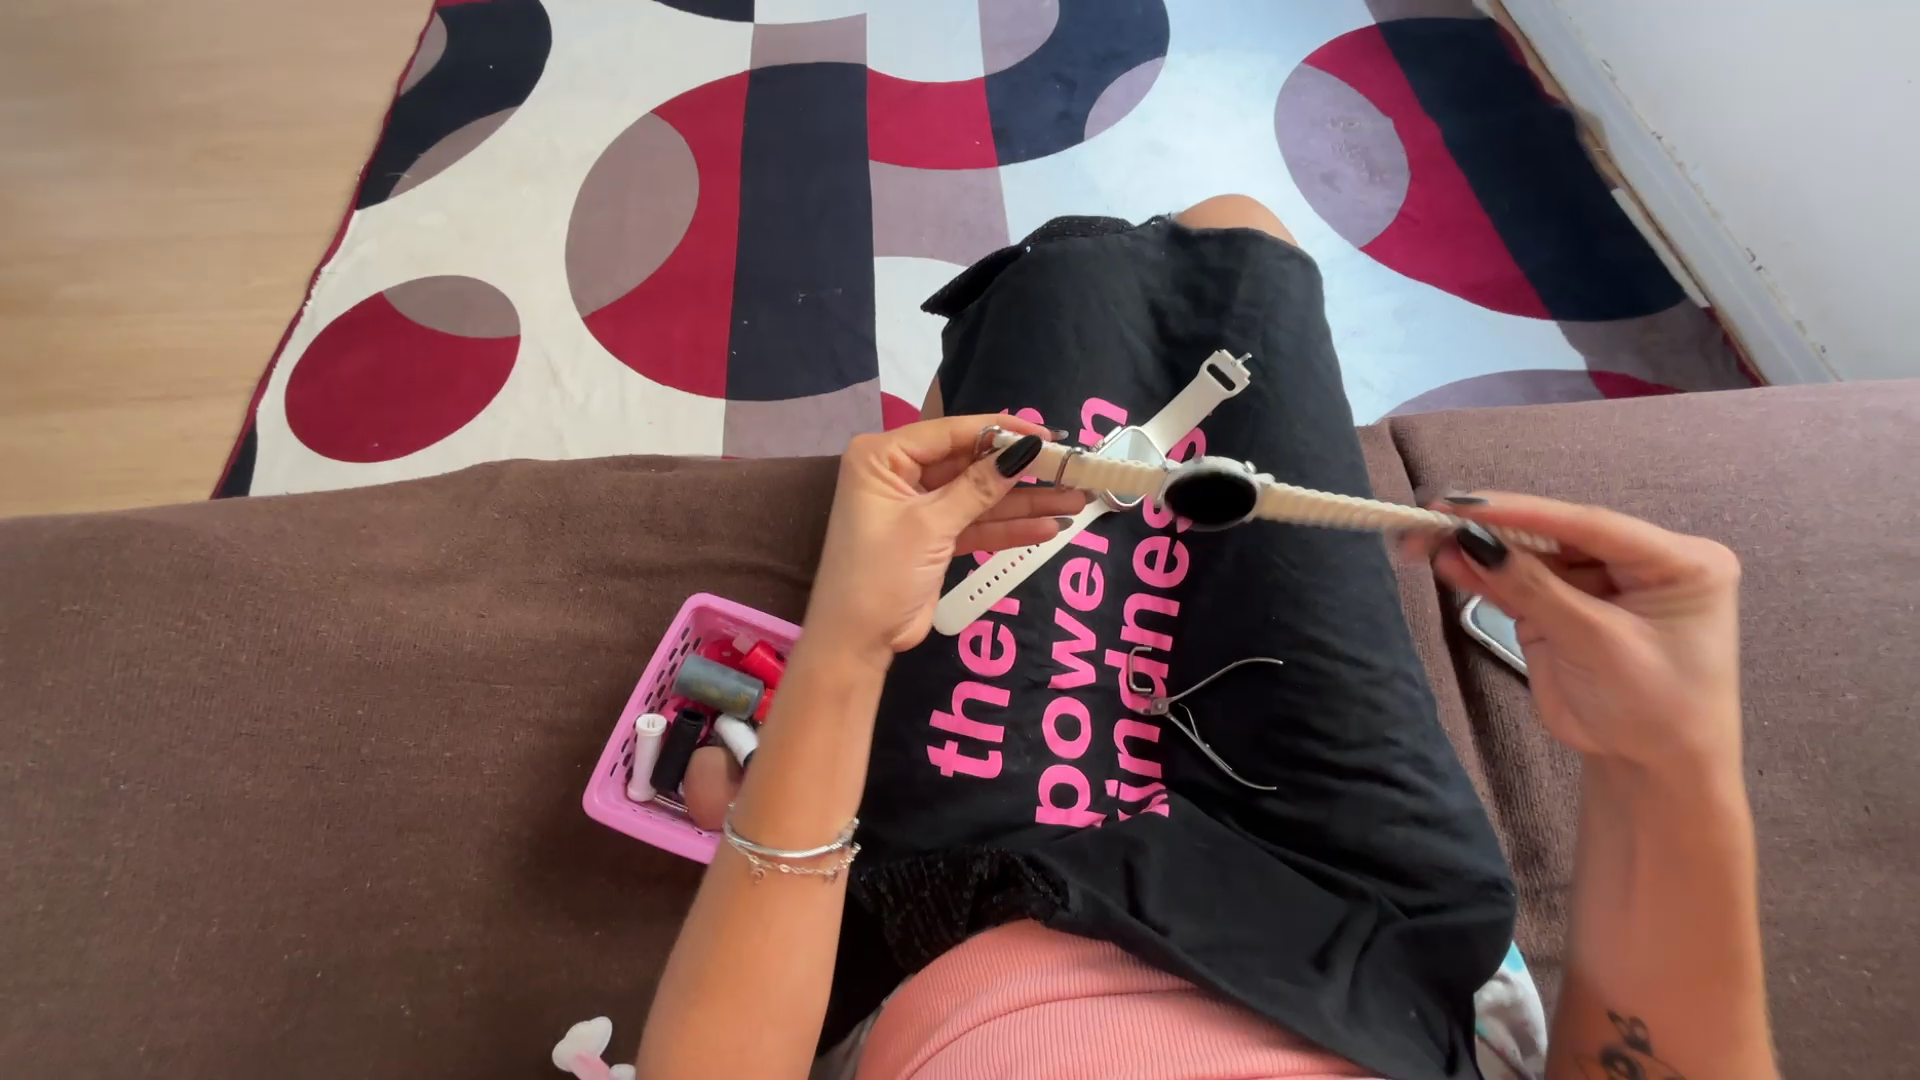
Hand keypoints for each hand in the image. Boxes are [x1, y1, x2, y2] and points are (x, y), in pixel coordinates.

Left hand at [801, 415, 1087, 667]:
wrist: (856, 641)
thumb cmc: (881, 572)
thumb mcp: (931, 525)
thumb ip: (979, 487)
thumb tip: (1025, 450)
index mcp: (883, 457)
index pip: (950, 432)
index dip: (1002, 432)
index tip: (1048, 436)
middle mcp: (899, 474)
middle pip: (970, 463)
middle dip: (1020, 471)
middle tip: (1070, 469)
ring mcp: (918, 507)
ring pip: (979, 496)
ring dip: (1023, 502)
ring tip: (1074, 500)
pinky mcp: (933, 537)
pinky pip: (975, 524)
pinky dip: (1008, 528)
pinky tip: (1048, 527)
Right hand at [1416, 494, 1743, 778]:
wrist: (1649, 765)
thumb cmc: (1654, 705)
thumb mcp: (1597, 642)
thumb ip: (1534, 589)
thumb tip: (1471, 542)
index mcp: (1677, 562)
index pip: (1589, 525)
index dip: (1524, 513)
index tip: (1466, 504)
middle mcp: (1633, 563)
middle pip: (1550, 536)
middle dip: (1490, 529)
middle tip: (1432, 517)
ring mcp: (1590, 584)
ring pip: (1524, 556)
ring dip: (1473, 550)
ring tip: (1421, 541)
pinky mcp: (1555, 606)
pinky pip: (1512, 582)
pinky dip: (1477, 574)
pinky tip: (1444, 563)